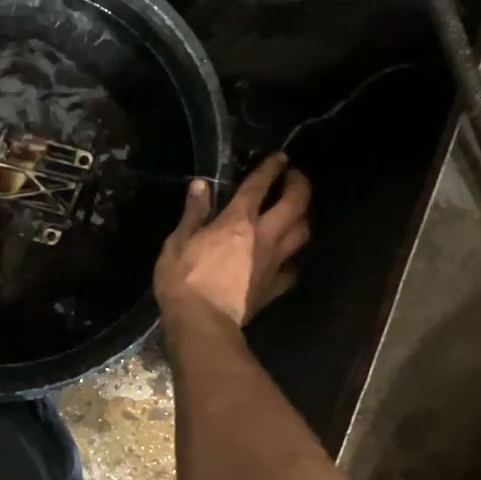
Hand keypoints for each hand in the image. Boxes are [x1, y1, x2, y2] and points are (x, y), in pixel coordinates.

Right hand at [154, 151, 310, 330]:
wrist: (201, 321)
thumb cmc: (182, 280)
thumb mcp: (177, 243)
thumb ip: (193, 214)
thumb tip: (200, 185)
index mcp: (237, 222)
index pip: (259, 186)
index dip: (271, 168)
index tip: (280, 158)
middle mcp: (263, 236)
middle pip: (295, 204)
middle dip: (299, 185)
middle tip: (295, 178)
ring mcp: (273, 262)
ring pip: (302, 233)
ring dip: (303, 218)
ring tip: (296, 213)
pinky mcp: (274, 287)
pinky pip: (292, 269)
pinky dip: (293, 260)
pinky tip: (287, 259)